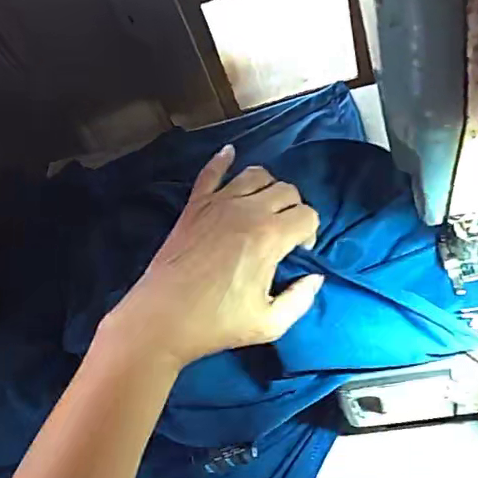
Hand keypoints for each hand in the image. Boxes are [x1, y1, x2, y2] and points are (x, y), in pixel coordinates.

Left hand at [100, 145, 323, 367]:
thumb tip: (314, 278)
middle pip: (286, 190)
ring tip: (265, 206)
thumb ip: (301, 299)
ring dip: (268, 186)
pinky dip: (222, 160)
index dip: (310, 232)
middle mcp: (247, 211)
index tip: (299, 251)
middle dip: (294, 208)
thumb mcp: (270, 323)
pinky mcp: (193, 206)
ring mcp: (217, 204)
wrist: (163, 318)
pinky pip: (211, 172)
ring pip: (255, 174)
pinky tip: (229, 154)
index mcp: (270, 237)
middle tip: (285, 232)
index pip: (308, 214)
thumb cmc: (216, 323)